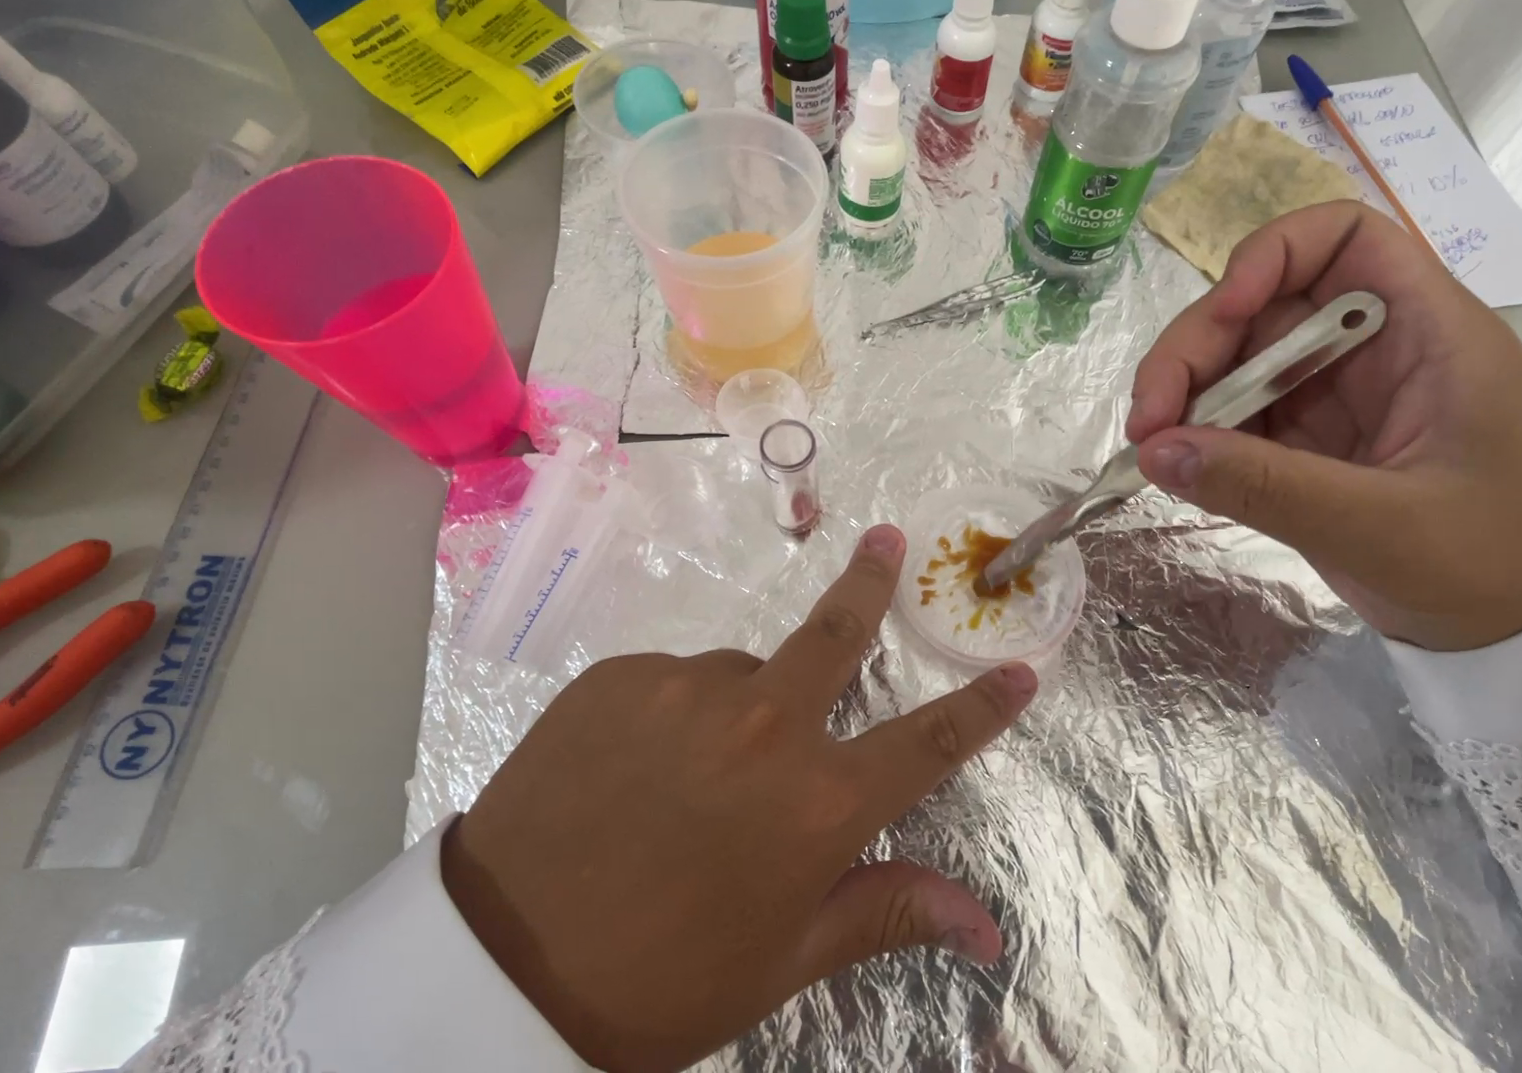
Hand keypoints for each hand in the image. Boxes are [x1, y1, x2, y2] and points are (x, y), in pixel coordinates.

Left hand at [440, 526, 1038, 1071]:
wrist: (501, 964)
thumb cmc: (662, 978)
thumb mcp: (785, 956)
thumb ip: (887, 911)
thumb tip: (989, 928)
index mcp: (817, 804)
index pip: (927, 742)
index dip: (982, 708)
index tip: (1020, 670)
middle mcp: (763, 727)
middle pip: (835, 635)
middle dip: (868, 585)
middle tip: (884, 543)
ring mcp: (685, 689)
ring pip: (742, 674)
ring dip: (743, 706)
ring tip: (693, 777)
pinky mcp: (619, 676)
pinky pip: (673, 680)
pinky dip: (675, 711)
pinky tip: (638, 764)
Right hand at [1126, 201, 1521, 650]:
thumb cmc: (1495, 563)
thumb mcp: (1378, 525)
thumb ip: (1264, 486)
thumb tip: (1154, 452)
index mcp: (1425, 333)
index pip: (1344, 239)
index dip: (1270, 256)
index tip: (1223, 316)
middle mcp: (1373, 352)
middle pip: (1263, 307)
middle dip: (1194, 350)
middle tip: (1147, 422)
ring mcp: (1338, 401)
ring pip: (1240, 364)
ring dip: (1186, 398)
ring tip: (1151, 452)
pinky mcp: (1313, 447)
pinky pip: (1241, 421)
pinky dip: (1201, 440)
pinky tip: (1177, 471)